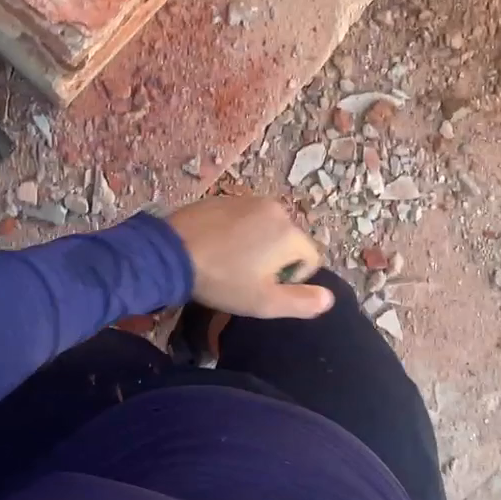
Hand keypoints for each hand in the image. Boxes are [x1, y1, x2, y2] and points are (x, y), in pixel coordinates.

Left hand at [165, 196, 331, 318]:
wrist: (171, 252)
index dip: (293, 279)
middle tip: (246, 276)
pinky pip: (244, 218)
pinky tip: (217, 246)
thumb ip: (302, 301)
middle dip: (275, 259)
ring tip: (230, 262)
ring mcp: (247, 199)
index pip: (311, 258)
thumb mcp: (264, 302)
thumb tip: (329, 297)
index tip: (264, 287)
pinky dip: (238, 232)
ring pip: (266, 228)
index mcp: (289, 232)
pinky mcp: (224, 197)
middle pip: (289, 240)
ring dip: (257, 245)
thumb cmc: (223, 279)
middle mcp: (275, 208)